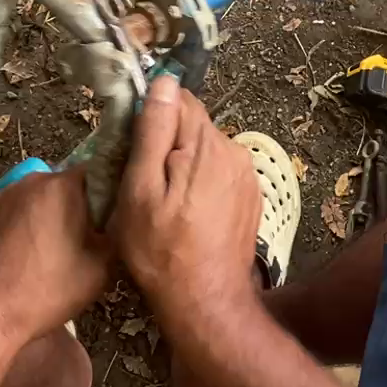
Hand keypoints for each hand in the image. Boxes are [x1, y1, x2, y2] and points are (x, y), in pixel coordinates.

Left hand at [0, 168, 112, 346]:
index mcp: (62, 186)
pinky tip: (16, 257)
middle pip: (63, 185)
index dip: (106, 193)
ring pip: (34, 199)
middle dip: (73, 207)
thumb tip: (119, 218)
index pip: (96, 173)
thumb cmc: (44, 293)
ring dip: (44, 216)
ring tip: (44, 253)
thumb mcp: (100, 270)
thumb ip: (116, 234)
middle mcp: (30, 180)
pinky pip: (9, 212)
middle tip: (78, 240)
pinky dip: (17, 228)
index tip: (107, 218)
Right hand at [110, 76, 263, 336]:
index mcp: (205, 143)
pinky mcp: (251, 195)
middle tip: (146, 184)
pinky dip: (201, 182)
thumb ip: (154, 131)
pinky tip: (189, 214)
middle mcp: (233, 150)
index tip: (135, 149)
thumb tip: (163, 82)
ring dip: (184, 164)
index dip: (152, 118)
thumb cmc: (161, 250)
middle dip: (167, 144)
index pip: (178, 100)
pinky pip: (219, 171)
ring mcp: (247, 174)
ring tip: (167, 204)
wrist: (206, 304)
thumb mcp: (141, 189)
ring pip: (204, 149)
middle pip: (192, 125)